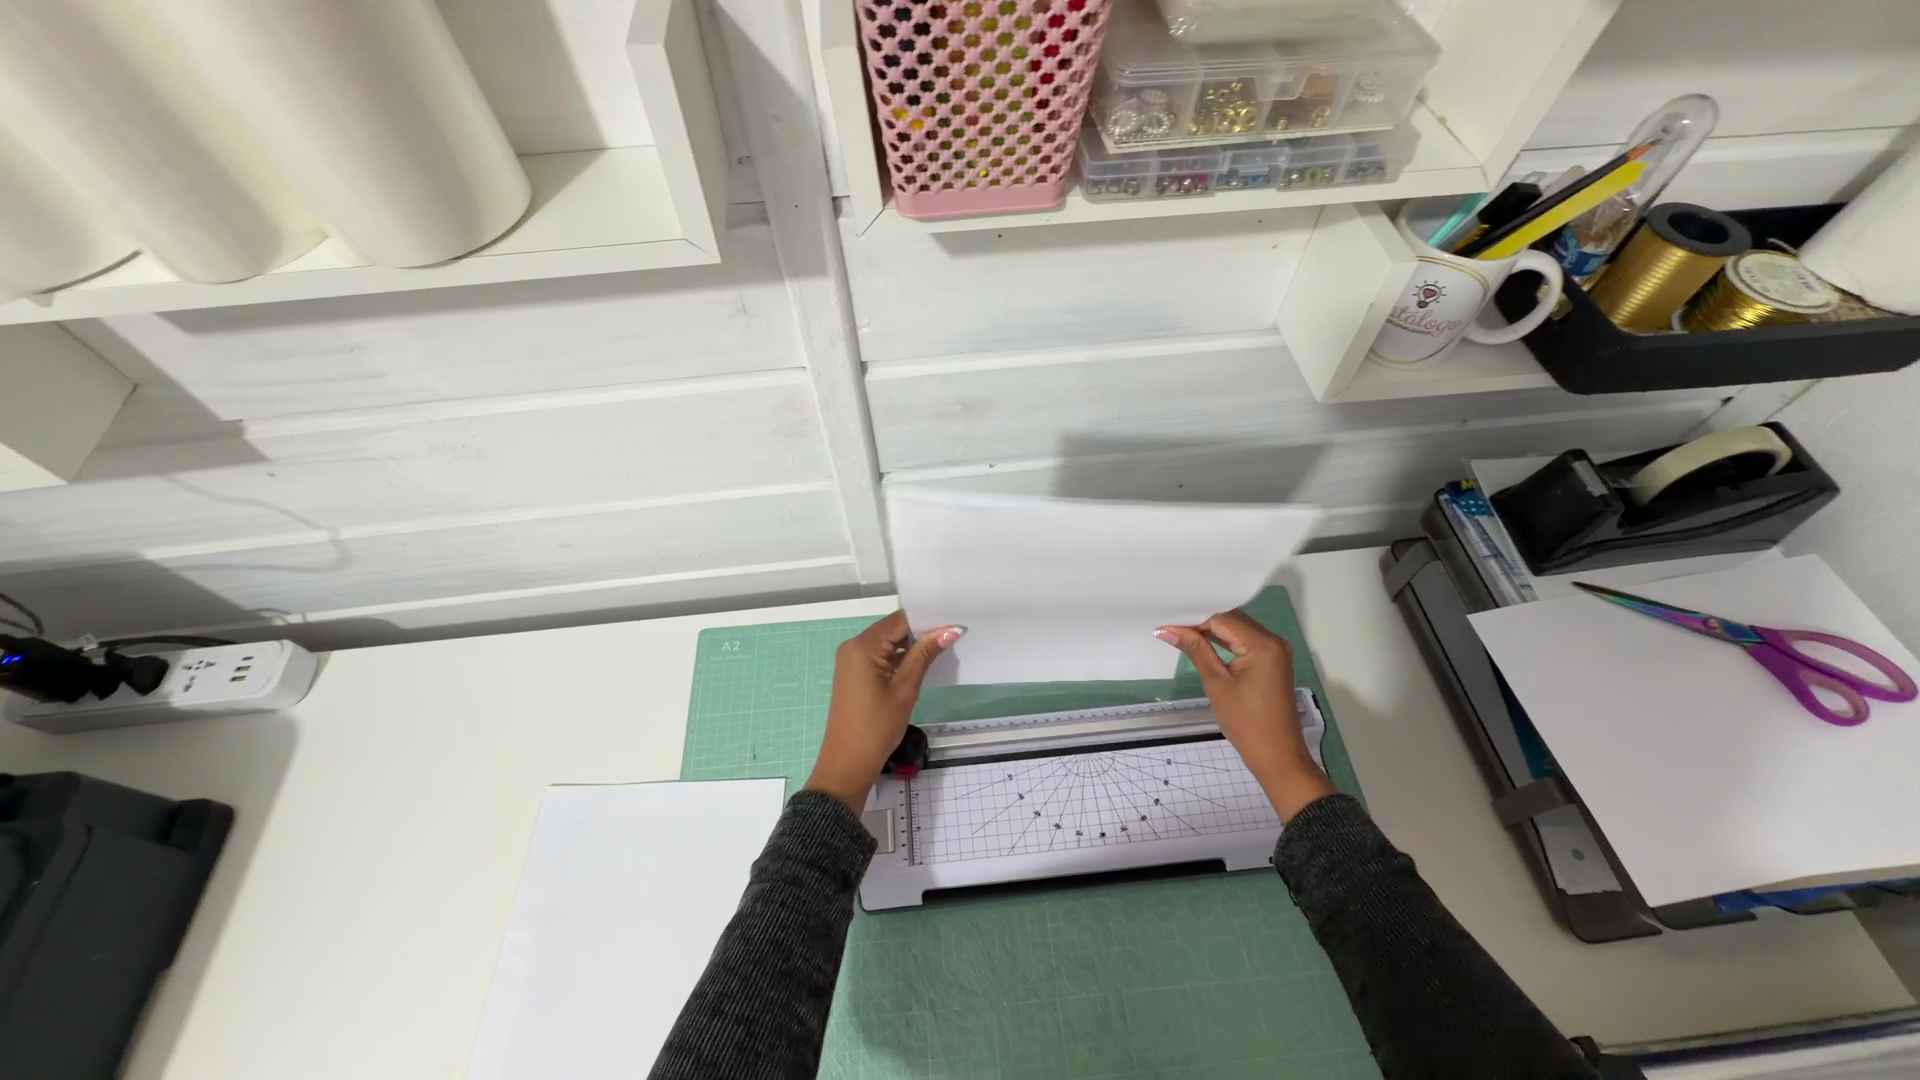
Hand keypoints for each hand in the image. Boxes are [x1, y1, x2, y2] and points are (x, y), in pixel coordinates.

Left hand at [804, 611, 962, 811]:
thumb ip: (925, 655)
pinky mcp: (854, 674)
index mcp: (863, 646)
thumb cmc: (876, 727)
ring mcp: (852, 661)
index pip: (899, 620)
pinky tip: (922, 664)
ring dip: (911, 647)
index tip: (953, 621)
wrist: (847, 763)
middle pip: (892, 629)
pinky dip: (899, 659)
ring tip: (944, 648)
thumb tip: (949, 631)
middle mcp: (853, 647)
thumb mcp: (905, 689)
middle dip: (920, 632)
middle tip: (953, 634)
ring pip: (887, 644)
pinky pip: (880, 657)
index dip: (926, 620)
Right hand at [1157, 610, 1334, 820]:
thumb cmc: (1245, 722)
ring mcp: (1277, 651)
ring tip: (1184, 638)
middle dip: (1203, 624)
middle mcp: (1274, 641)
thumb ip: (1195, 650)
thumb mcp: (1216, 683)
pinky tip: (1206, 647)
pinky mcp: (1274, 662)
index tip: (1168, 627)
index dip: (1194, 621)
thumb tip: (1167, 630)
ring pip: (1240, 630)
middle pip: (1233, 620)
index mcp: (1262, 645)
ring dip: (1214, 633)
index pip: (1222, 619)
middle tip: (1173, 631)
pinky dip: (1228, 643)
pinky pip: (1247, 643)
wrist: (1277, 755)